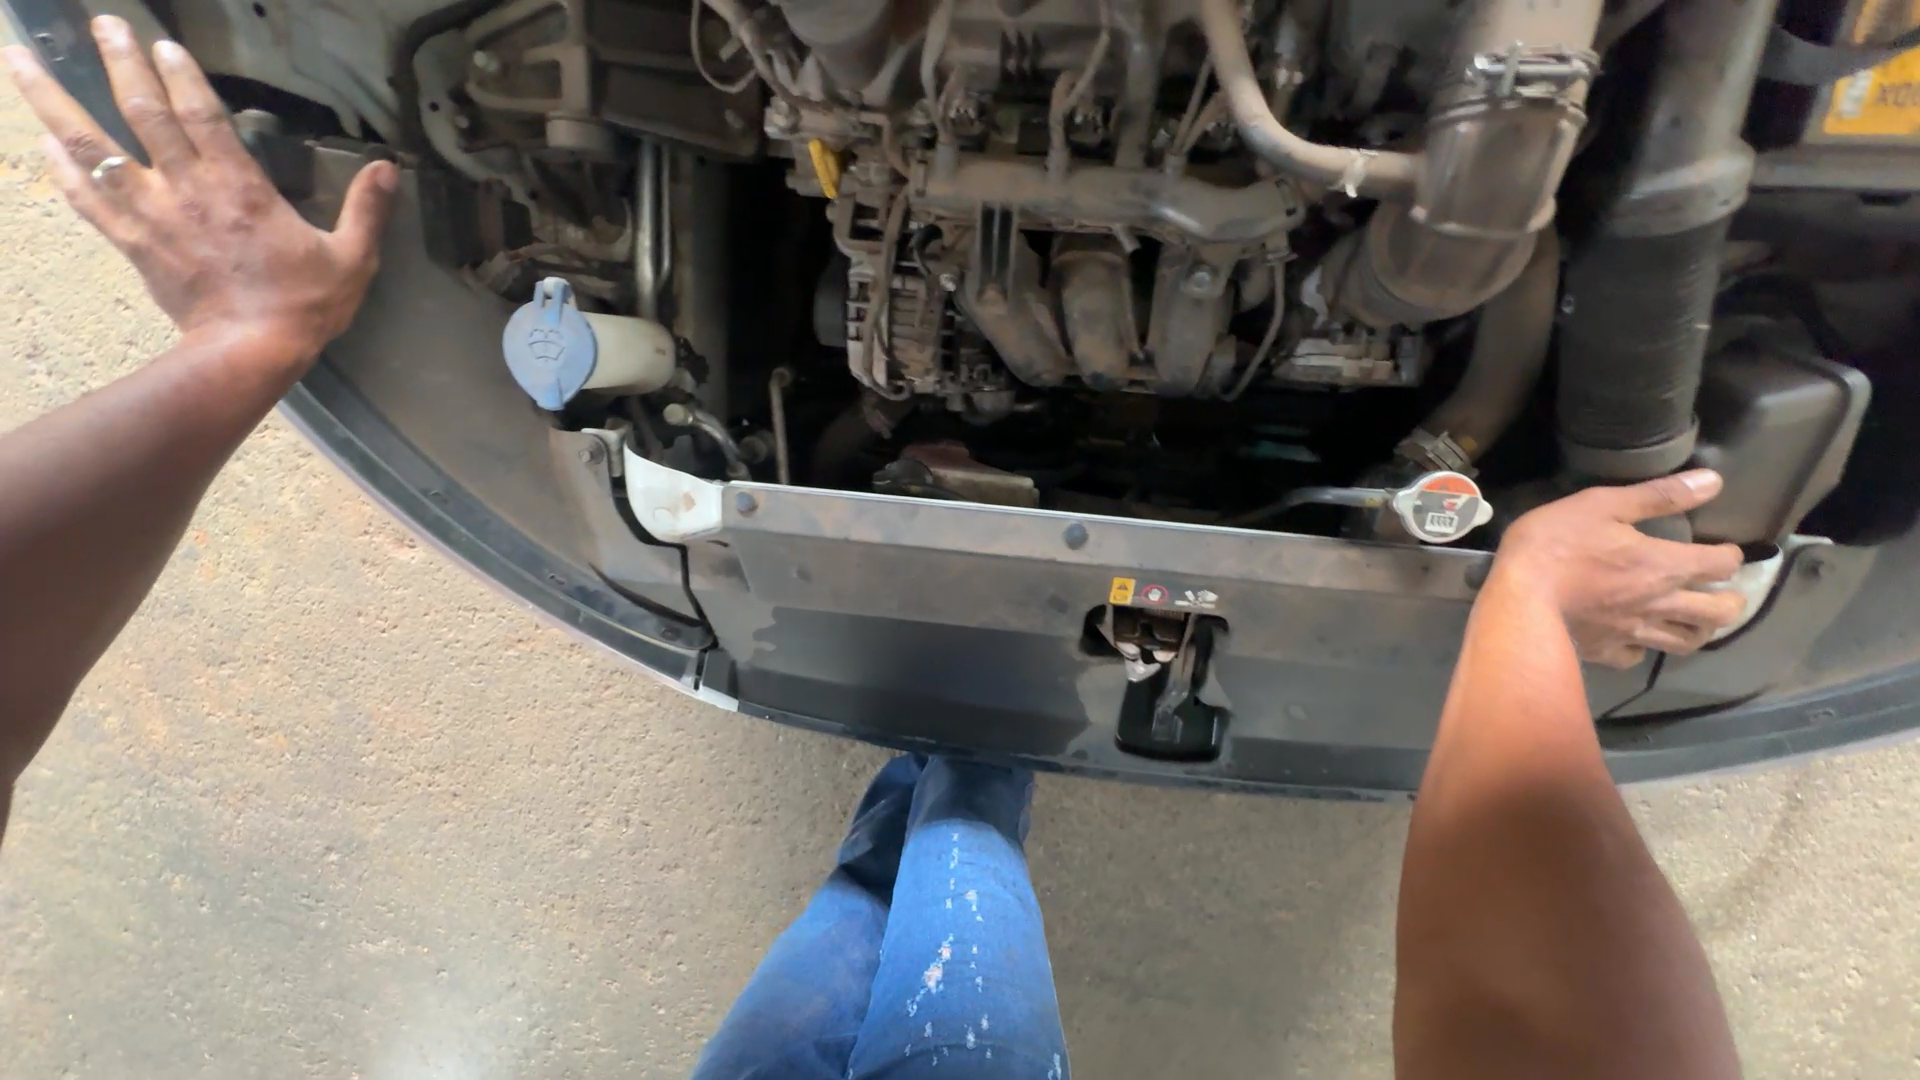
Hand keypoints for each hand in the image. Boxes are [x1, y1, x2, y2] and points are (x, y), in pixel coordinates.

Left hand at [3, 17, 396, 367]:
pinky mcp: (131, 239)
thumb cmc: (308, 302)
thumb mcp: (353, 258)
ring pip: (87, 142)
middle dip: (119, 63)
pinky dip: (60, 166)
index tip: (162, 44)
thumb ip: (366, 210)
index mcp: (240, 187)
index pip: (200, 115)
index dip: (180, 75)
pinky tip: (44, 144)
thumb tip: (388, 169)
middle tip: (101, 24)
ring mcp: (150, 211)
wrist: (253, 347)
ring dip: (48, 95)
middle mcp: (185, 187)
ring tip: (19, 57)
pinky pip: (84, 195)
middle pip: (141, 112)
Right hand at [1492, 470, 1747, 668]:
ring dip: (1698, 630)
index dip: (1728, 556)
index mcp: (1666, 565)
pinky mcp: (1602, 650)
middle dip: (1729, 602)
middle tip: (1720, 593)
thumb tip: (1713, 481)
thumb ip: (1656, 496)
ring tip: (1690, 621)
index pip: (1722, 565)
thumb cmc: (1553, 546)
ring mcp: (1632, 632)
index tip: (1721, 551)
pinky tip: (1632, 640)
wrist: (1515, 598)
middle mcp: (1660, 603)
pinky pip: (1636, 657)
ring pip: (1687, 640)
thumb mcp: (1598, 505)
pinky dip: (1641, 649)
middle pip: (1720, 612)